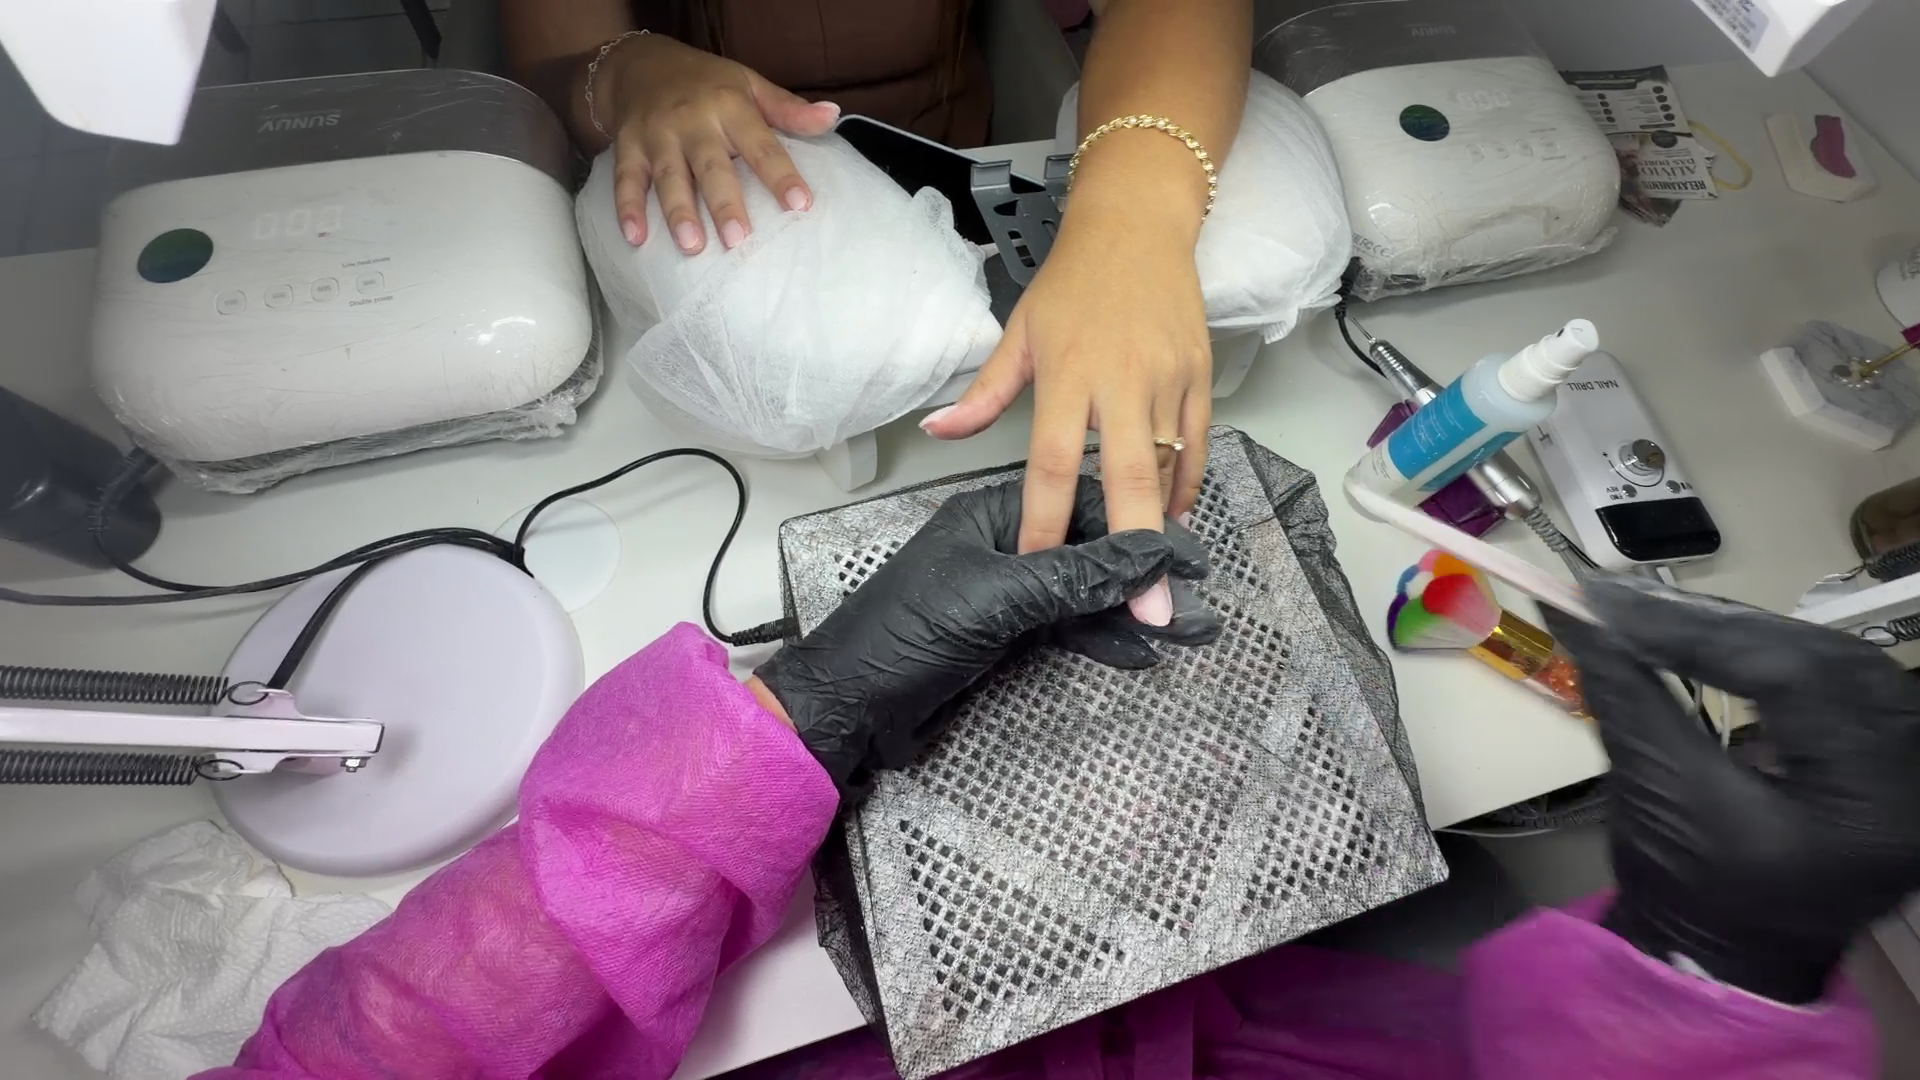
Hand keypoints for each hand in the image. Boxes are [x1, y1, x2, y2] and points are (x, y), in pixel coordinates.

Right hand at [598, 33, 838, 252]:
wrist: (636, 61)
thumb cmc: (707, 84)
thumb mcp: (749, 85)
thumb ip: (788, 110)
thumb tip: (832, 117)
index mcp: (729, 107)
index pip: (761, 145)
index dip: (780, 175)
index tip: (800, 204)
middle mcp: (692, 121)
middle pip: (711, 167)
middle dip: (724, 203)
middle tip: (738, 240)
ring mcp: (657, 135)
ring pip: (668, 177)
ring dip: (678, 212)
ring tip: (692, 246)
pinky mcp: (628, 147)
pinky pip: (625, 179)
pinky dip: (627, 208)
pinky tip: (635, 238)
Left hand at [756, 477, 1220, 800]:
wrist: (851, 702)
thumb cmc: (913, 631)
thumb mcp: (998, 595)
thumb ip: (1077, 575)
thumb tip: (1153, 556)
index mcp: (995, 513)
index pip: (1082, 508)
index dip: (1139, 531)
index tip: (1193, 559)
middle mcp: (1004, 544)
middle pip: (1087, 555)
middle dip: (1142, 582)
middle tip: (1199, 610)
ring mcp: (1003, 592)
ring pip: (1078, 597)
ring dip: (1126, 616)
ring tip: (1185, 636)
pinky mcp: (1001, 634)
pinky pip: (1059, 629)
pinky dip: (1094, 639)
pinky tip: (1135, 653)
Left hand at [921, 197, 1212, 553]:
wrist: (1137, 225)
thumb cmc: (1071, 284)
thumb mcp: (1018, 332)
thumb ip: (983, 393)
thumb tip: (937, 431)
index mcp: (1067, 377)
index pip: (1053, 464)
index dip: (1046, 522)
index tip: (1042, 569)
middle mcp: (1122, 384)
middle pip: (1128, 479)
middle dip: (1135, 550)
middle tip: (1147, 610)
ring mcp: (1169, 381)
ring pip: (1170, 468)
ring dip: (1163, 526)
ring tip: (1158, 579)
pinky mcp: (1202, 376)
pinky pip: (1200, 445)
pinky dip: (1189, 485)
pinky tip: (1176, 518)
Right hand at [1544, 576, 1919, 1003]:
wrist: (1718, 945)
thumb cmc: (1690, 880)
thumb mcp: (1654, 784)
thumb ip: (1621, 690)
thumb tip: (1570, 610)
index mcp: (1878, 796)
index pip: (1802, 677)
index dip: (1697, 632)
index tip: (1605, 606)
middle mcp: (1914, 771)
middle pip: (1827, 658)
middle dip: (1717, 623)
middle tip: (1623, 600)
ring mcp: (1901, 763)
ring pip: (1827, 660)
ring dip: (1732, 631)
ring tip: (1645, 611)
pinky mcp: (1868, 755)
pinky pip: (1821, 681)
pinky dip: (1750, 653)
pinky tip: (1692, 640)